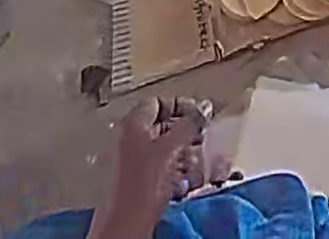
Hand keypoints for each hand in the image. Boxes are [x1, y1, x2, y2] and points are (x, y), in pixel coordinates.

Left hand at [92, 98, 211, 238]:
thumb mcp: (172, 147)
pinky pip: (156, 169)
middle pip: (161, 126)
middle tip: (201, 138)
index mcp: (131, 124)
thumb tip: (204, 108)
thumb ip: (190, 123)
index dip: (182, 105)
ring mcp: (126, 165)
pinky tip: (185, 181)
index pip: (159, 102)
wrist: (124, 230)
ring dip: (183, 153)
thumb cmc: (144, 184)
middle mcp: (125, 140)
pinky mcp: (131, 187)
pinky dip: (173, 171)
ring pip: (161, 150)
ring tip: (197, 163)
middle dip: (185, 132)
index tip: (199, 115)